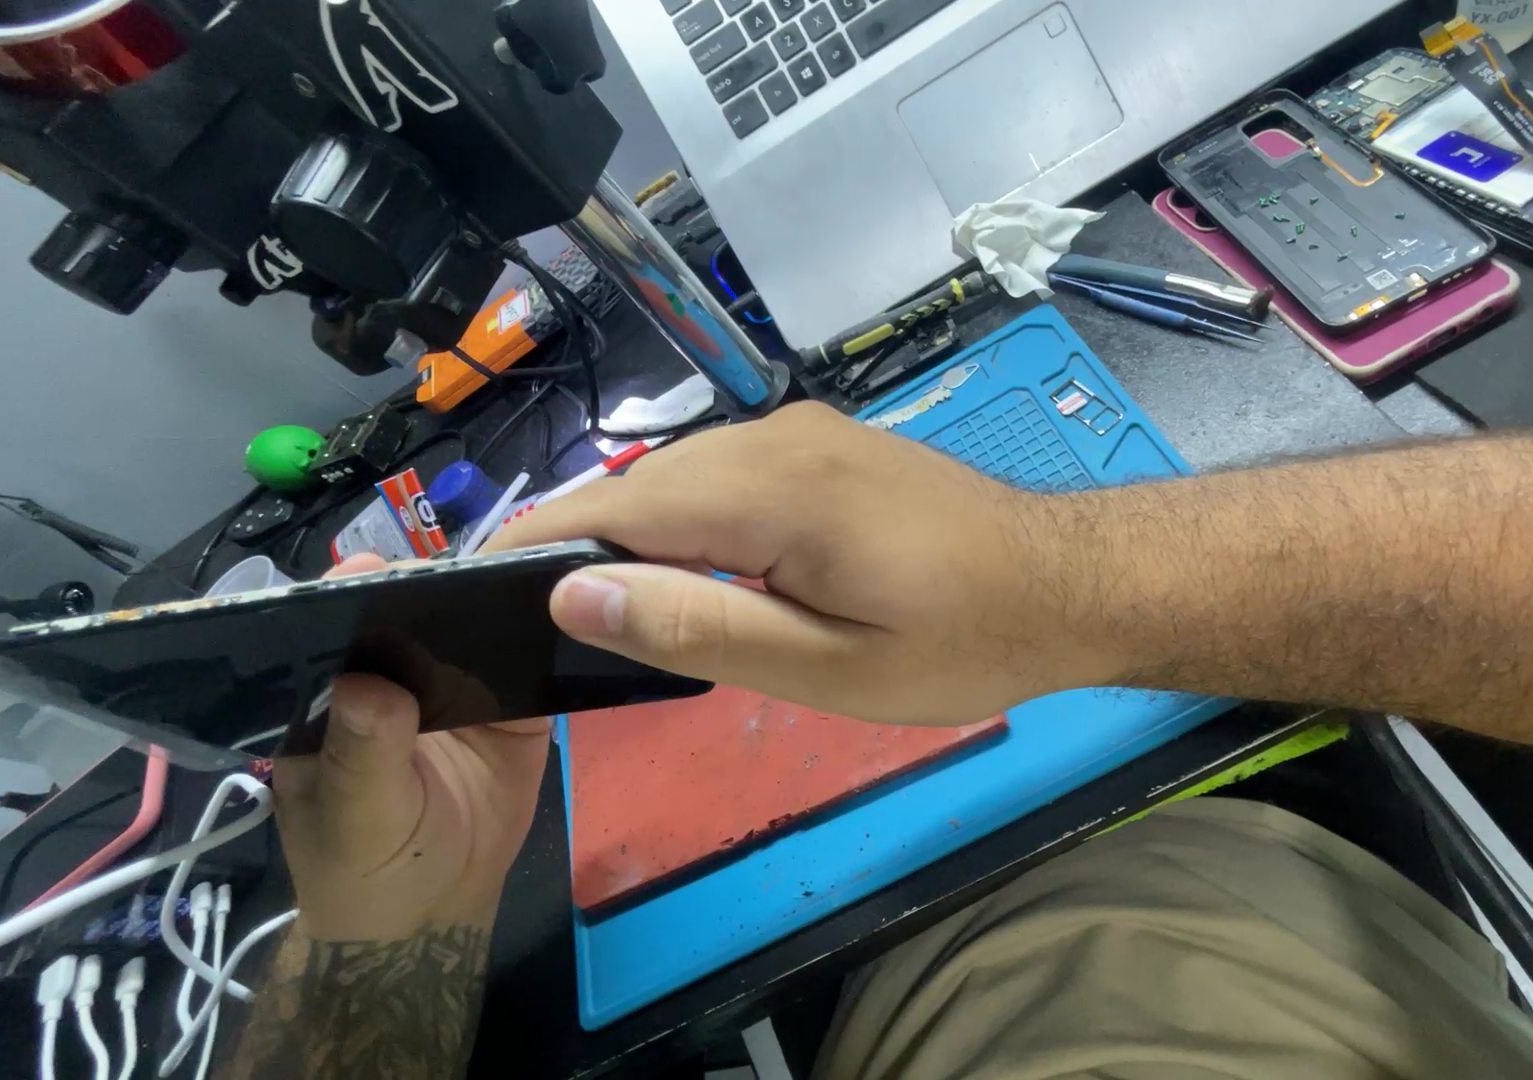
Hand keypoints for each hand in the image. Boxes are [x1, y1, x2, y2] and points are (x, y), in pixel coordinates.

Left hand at [270, 554, 551, 940]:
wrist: (440, 908)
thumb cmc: (368, 868)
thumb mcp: (357, 819)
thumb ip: (362, 756)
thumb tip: (367, 680)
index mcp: (337, 693)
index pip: (337, 627)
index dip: (353, 594)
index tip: (383, 567)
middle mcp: (398, 675)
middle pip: (420, 615)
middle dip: (448, 586)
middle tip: (482, 565)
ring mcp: (463, 686)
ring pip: (483, 631)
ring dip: (508, 606)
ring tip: (539, 577)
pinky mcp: (518, 705)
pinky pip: (536, 664)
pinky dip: (555, 643)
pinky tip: (580, 620)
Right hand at [490, 402, 1101, 724]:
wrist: (1064, 582)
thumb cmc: (960, 640)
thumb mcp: (827, 665)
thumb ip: (700, 624)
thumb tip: (575, 590)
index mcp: (771, 488)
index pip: (613, 505)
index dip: (536, 541)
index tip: (468, 585)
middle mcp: (778, 436)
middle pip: (644, 485)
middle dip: (582, 542)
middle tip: (535, 617)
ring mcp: (808, 432)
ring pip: (685, 477)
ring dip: (639, 533)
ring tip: (604, 601)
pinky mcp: (830, 446)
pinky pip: (732, 476)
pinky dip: (694, 519)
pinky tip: (693, 566)